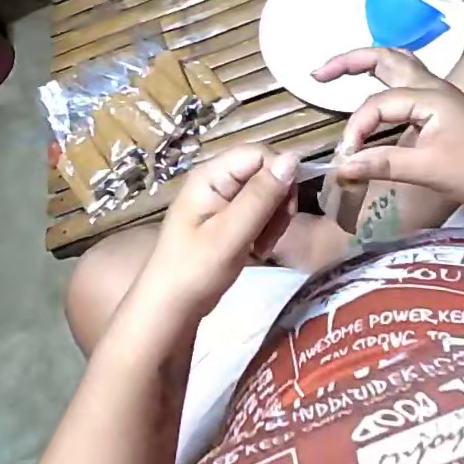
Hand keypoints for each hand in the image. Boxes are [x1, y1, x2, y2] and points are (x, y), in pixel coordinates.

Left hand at [125, 145, 296, 326]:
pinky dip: (267, 228)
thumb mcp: (230, 235)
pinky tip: (257, 249)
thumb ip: (261, 196)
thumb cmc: (194, 271)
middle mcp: (218, 178)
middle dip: (278, 201)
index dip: (279, 176)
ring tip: (261, 247)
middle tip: (270, 235)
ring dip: (274, 218)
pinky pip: (260, 209)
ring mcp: (223, 197)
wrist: (170, 310)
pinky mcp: (229, 215)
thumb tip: (293, 158)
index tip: (284, 212)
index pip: (260, 153)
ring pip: (268, 191)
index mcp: (211, 174)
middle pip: (266, 170)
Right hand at [311, 47, 463, 210]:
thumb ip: (382, 164)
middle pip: (383, 57)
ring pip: (395, 62)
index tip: (347, 158)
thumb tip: (342, 166)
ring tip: (338, 71)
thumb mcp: (428, 170)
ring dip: (366, 61)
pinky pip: (403, 78)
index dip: (356, 129)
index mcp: (428, 95)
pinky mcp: (437, 103)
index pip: (376, 104)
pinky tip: (371, 86)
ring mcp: (435, 90)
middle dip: (349, 61)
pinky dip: (381, 75)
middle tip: (318, 74)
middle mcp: (430, 84)